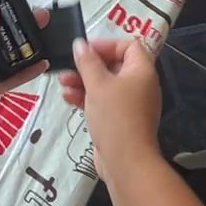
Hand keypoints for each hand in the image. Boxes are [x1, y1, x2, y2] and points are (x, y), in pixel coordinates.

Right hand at [59, 38, 163, 184]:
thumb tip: (80, 44)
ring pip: (106, 84)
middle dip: (89, 65)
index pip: (128, 45)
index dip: (106, 44)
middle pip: (114, 65)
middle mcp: (140, 85)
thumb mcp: (97, 84)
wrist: (125, 162)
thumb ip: (87, 61)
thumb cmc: (115, 116)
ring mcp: (130, 104)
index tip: (86, 49)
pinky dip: (87, 97)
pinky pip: (103, 101)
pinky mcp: (120, 120)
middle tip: (69, 65)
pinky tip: (68, 98)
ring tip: (63, 82)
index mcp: (142, 71)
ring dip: (83, 81)